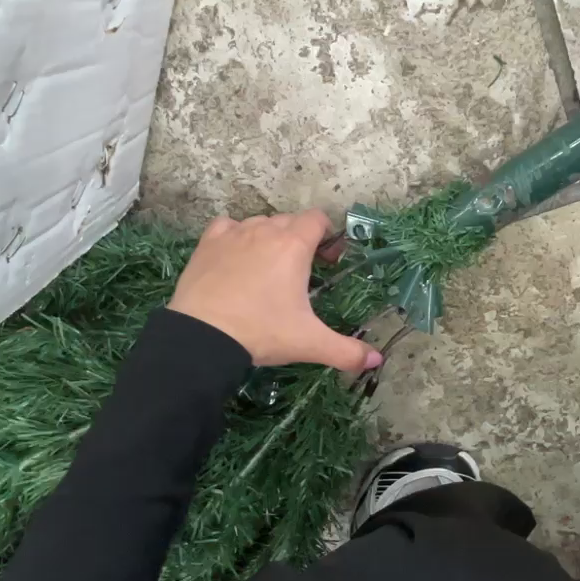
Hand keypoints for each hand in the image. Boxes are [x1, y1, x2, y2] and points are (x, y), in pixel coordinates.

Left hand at [168, 210, 383, 374]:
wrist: (203, 335)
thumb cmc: (262, 331)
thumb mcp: (309, 343)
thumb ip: (346, 351)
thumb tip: (375, 361)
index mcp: (294, 246)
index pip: (318, 219)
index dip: (327, 236)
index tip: (327, 262)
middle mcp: (265, 230)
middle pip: (290, 221)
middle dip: (299, 240)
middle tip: (300, 274)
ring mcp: (234, 234)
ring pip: (259, 223)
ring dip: (268, 239)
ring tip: (266, 271)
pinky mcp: (208, 243)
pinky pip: (228, 227)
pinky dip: (236, 237)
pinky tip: (235, 259)